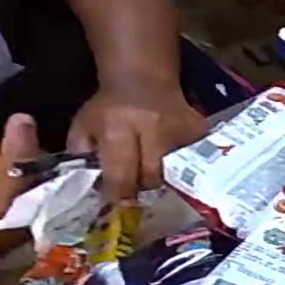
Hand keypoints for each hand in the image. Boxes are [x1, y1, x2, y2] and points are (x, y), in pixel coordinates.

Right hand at [0, 115, 39, 284]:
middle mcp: (26, 216)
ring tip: (16, 144)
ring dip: (28, 166)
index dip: (20, 139)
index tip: (22, 118)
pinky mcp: (20, 228)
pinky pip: (31, 197)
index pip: (19, 164)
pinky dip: (23, 181)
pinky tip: (9, 170)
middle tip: (19, 129)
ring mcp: (27, 224)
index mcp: (4, 206)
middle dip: (29, 151)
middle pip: (38, 175)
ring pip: (38, 186)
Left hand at [68, 82, 205, 201]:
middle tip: (138, 188)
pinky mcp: (200, 131)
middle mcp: (153, 129)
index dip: (119, 191)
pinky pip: (193, 158)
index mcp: (117, 128)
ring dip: (164, 175)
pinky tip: (174, 156)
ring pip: (176, 170)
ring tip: (154, 172)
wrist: (144, 81)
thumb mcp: (83, 127)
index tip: (119, 203)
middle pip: (153, 174)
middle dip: (144, 185)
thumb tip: (93, 187)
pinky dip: (184, 163)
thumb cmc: (108, 107)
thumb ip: (83, 155)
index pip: (121, 170)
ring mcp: (181, 130)